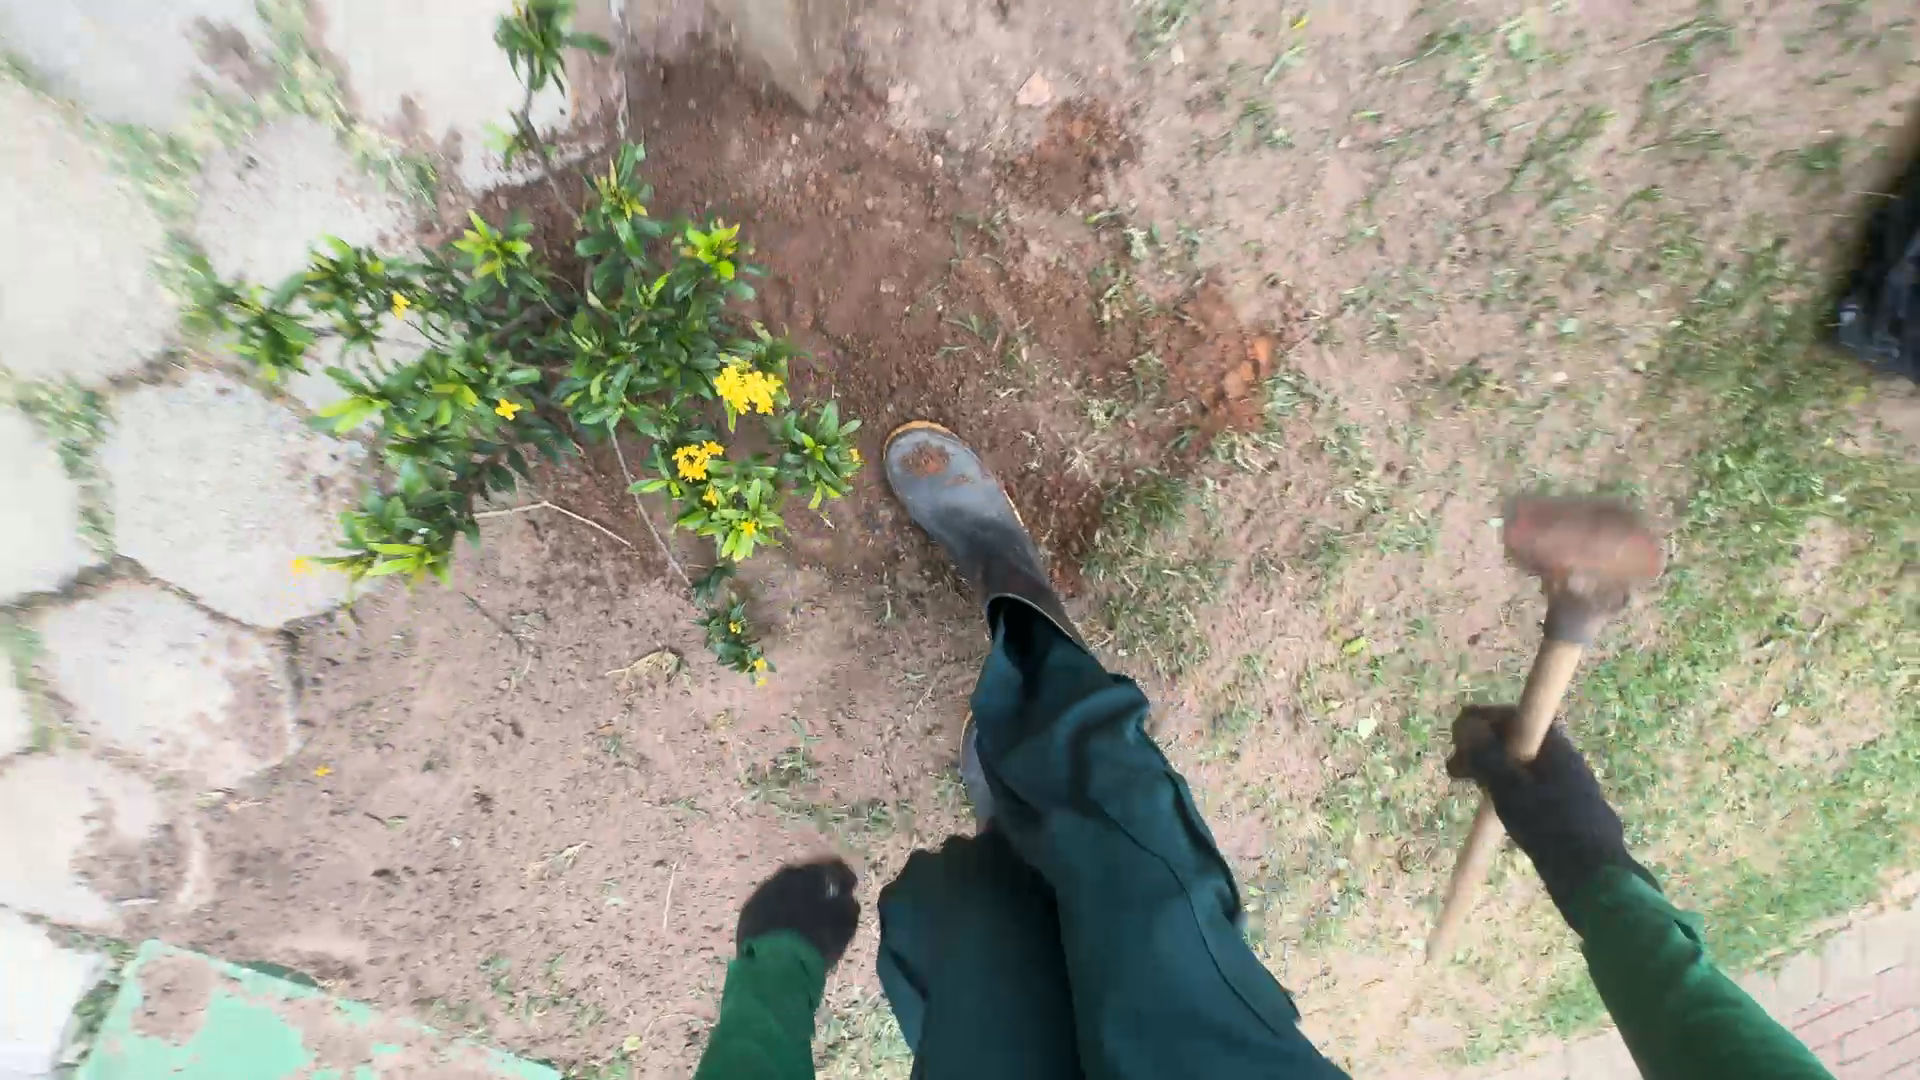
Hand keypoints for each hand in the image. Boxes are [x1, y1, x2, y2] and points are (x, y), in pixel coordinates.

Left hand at [736, 858, 859, 968]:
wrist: (773, 968)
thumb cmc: (814, 942)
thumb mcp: (844, 926)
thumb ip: (849, 907)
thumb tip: (847, 900)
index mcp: (809, 872)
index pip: (832, 866)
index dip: (844, 877)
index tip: (851, 890)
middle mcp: (783, 876)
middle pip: (805, 876)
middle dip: (817, 887)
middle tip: (828, 903)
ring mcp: (762, 893)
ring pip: (785, 890)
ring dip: (796, 900)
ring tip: (806, 920)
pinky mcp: (748, 914)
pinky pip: (768, 907)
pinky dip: (779, 914)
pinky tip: (786, 931)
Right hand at [1446, 705, 1655, 932]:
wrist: (1594, 878)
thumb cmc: (1548, 826)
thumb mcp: (1507, 785)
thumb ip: (1484, 752)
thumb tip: (1466, 721)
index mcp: (1554, 747)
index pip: (1513, 716)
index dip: (1481, 719)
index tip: (1457, 736)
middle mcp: (1562, 759)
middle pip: (1512, 738)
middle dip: (1478, 746)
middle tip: (1455, 768)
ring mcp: (1565, 783)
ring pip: (1516, 761)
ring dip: (1487, 766)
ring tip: (1466, 783)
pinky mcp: (1563, 805)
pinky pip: (1525, 781)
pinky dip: (1502, 783)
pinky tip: (1492, 800)